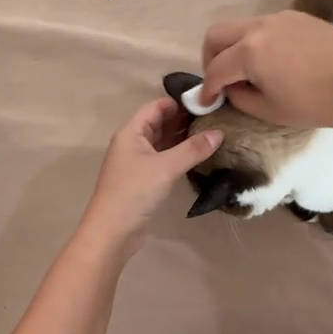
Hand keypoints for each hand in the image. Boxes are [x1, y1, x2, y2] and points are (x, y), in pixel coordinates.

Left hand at [80, 97, 222, 246]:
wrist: (113, 231)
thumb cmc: (134, 192)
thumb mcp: (165, 167)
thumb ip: (192, 149)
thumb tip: (220, 133)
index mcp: (131, 132)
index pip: (156, 107)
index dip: (179, 102)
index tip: (206, 102)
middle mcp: (133, 144)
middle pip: (160, 124)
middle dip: (185, 120)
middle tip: (216, 118)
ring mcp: (137, 164)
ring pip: (163, 144)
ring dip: (183, 139)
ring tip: (213, 134)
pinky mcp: (144, 181)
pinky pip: (164, 161)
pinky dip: (179, 156)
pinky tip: (199, 157)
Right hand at [200, 11, 332, 128]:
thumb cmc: (312, 103)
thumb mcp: (270, 111)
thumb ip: (240, 98)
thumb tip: (231, 88)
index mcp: (249, 52)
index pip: (216, 69)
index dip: (207, 89)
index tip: (207, 102)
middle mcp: (259, 27)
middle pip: (217, 34)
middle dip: (210, 58)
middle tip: (219, 80)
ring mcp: (279, 17)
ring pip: (240, 26)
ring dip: (233, 47)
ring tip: (244, 70)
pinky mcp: (296, 16)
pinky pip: (264, 25)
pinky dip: (256, 41)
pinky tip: (270, 60)